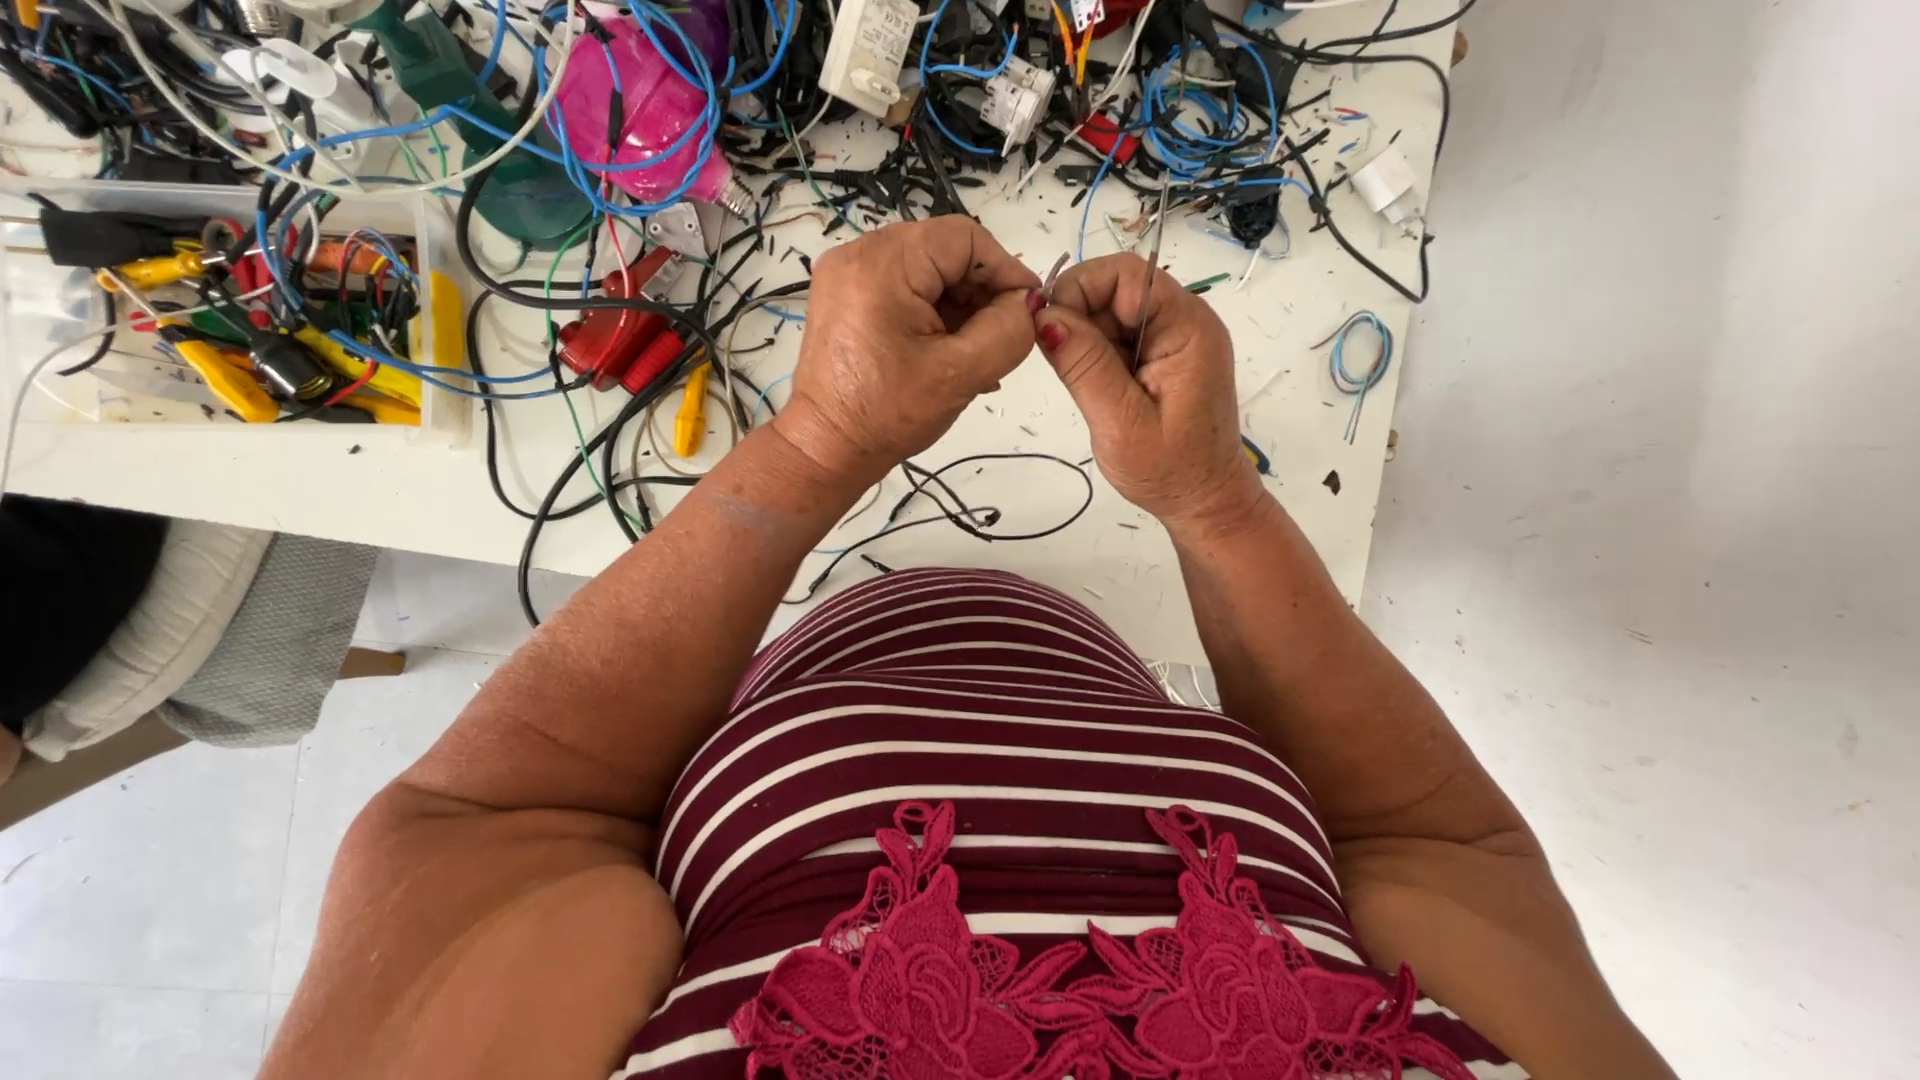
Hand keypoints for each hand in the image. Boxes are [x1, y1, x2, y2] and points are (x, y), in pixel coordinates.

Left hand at [773, 217, 1041, 483]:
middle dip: (980, 292)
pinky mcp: (843, 296)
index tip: (1028, 310)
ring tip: (975, 356)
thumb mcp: (962, 373)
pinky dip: (931, 313)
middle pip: (943, 251)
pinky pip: (902, 288)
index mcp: (884, 263)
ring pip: (926, 271)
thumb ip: (1008, 330)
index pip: (965, 238)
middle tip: (1001, 338)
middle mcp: (858, 253)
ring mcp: (846, 273)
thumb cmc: (889, 413)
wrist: (826, 448)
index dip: (1005, 270)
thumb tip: (1027, 302)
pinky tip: (948, 352)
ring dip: (958, 307)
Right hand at [1032, 254, 1264, 533]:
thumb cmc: (1169, 471)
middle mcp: (1185, 321)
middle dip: (1078, 316)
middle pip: (1117, 287)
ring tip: (1084, 385)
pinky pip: (1117, 335)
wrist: (1204, 502)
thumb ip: (1084, 366)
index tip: (1049, 329)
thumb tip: (1044, 314)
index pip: (1127, 274)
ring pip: (1111, 310)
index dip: (1081, 289)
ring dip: (1084, 339)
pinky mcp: (1161, 356)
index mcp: (1187, 328)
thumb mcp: (1121, 423)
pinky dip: (1094, 353)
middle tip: (1063, 366)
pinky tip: (1094, 387)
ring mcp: (1173, 338)